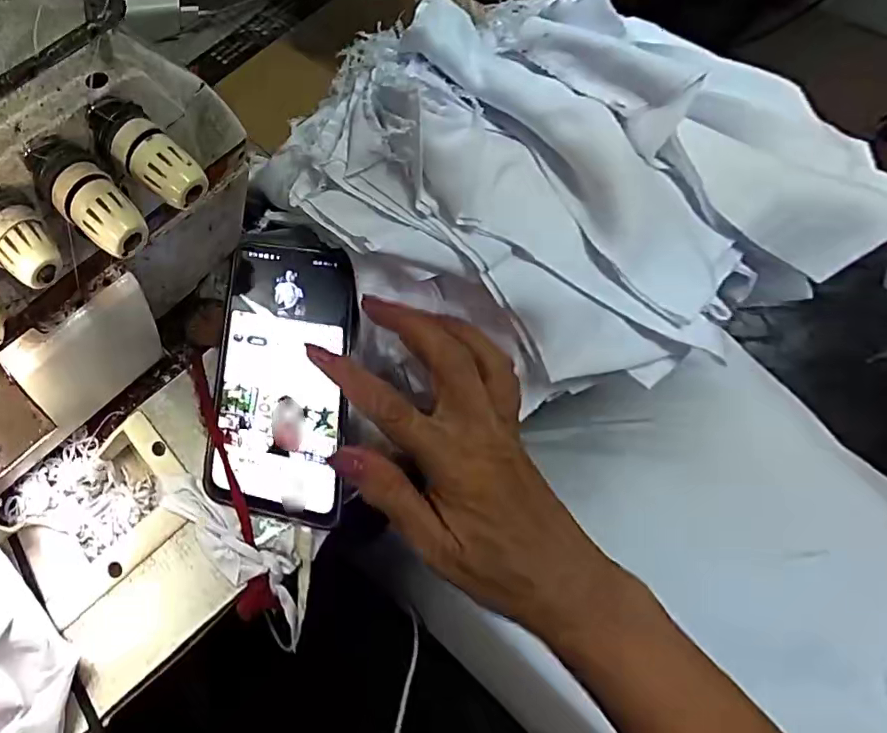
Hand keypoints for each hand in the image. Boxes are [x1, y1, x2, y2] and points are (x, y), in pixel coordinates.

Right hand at [305, 297, 630, 638]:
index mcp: (454, 458)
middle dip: (409, 321)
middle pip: (449, 356)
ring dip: (444, 323)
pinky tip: (452, 339)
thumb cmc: (497, 568)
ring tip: (411, 309)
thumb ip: (390, 494)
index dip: (350, 375)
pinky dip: (474, 343)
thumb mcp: (436, 546)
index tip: (317, 350)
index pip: (392, 407)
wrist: (569, 584)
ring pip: (482, 354)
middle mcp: (480, 428)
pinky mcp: (511, 425)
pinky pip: (498, 369)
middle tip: (372, 302)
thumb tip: (342, 453)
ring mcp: (501, 422)